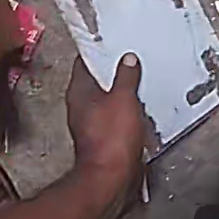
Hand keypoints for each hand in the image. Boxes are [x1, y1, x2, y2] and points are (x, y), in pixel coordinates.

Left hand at [65, 55, 152, 199]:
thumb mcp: (124, 98)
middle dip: (112, 70)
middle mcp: (81, 106)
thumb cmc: (111, 138)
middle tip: (130, 57)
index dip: (97, 50)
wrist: (112, 177)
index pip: (84, 62)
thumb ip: (126, 76)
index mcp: (79, 91)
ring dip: (121, 90)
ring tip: (138, 79)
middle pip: (96, 79)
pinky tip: (139, 106)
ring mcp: (91, 122)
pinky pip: (115, 114)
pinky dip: (126, 108)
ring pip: (106, 97)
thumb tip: (128, 60)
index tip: (111, 41)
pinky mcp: (104, 135)